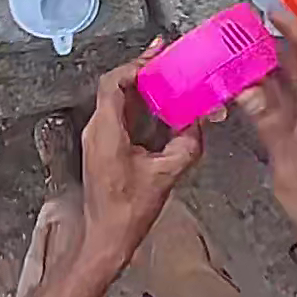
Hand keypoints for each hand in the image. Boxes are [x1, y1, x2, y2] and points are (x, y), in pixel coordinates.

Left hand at [77, 38, 204, 270]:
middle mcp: (97, 129)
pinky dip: (139, 105)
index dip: (135, 66)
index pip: (113, 83)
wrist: (105, 238)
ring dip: (141, 87)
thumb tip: (200, 121)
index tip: (157, 57)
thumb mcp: (166, 174)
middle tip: (165, 57)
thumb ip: (186, 144)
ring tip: (166, 76)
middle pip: (115, 87)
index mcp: (106, 131)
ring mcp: (98, 138)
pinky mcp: (104, 147)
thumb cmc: (127, 210)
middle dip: (141, 71)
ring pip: (117, 100)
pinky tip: (159, 105)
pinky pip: (119, 115)